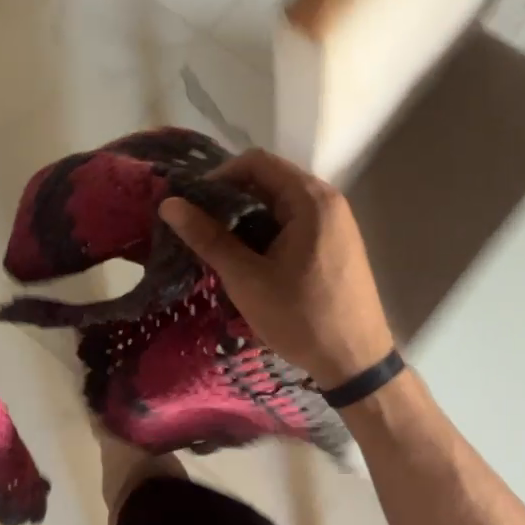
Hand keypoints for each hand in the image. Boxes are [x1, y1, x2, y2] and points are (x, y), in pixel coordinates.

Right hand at [158, 149, 394, 387]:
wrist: (355, 363)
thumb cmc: (300, 317)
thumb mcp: (246, 278)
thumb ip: (207, 236)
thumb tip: (169, 204)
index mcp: (311, 200)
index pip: (256, 162)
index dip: (218, 176)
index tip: (192, 205)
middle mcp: (327, 202)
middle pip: (268, 180)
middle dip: (229, 198)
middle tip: (198, 227)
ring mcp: (334, 223)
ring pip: (278, 203)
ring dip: (244, 217)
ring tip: (217, 245)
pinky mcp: (334, 244)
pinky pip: (292, 222)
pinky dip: (264, 231)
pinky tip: (246, 259)